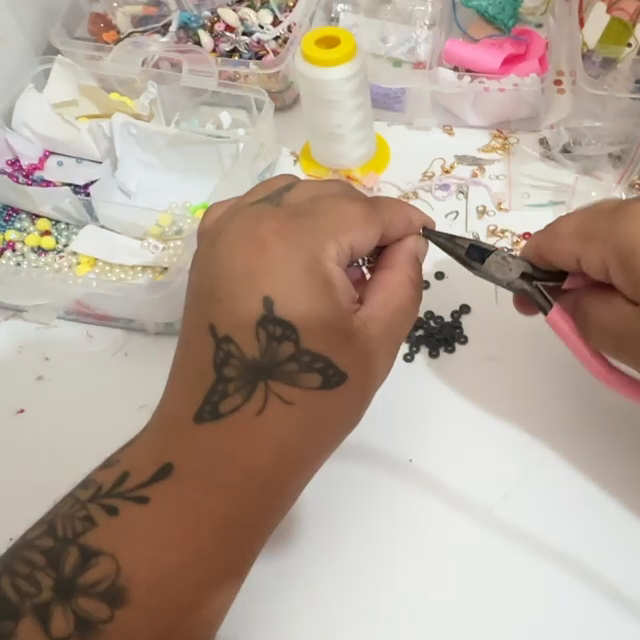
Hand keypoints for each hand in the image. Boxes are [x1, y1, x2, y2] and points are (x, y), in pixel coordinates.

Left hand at [153, 175, 429, 467]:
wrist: (226, 445)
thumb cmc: (309, 403)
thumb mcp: (375, 342)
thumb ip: (402, 281)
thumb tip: (410, 244)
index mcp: (297, 239)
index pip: (367, 210)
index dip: (405, 221)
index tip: (430, 236)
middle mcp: (254, 220)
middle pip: (330, 194)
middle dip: (368, 219)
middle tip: (393, 263)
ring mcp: (224, 234)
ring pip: (292, 194)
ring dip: (329, 215)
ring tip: (349, 266)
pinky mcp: (209, 254)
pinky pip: (256, 210)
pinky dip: (288, 219)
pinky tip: (306, 260)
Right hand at [521, 193, 639, 420]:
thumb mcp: (635, 343)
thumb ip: (585, 315)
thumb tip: (573, 294)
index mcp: (628, 227)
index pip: (556, 237)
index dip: (533, 272)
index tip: (533, 312)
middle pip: (598, 235)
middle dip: (580, 279)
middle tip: (590, 334)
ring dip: (624, 287)